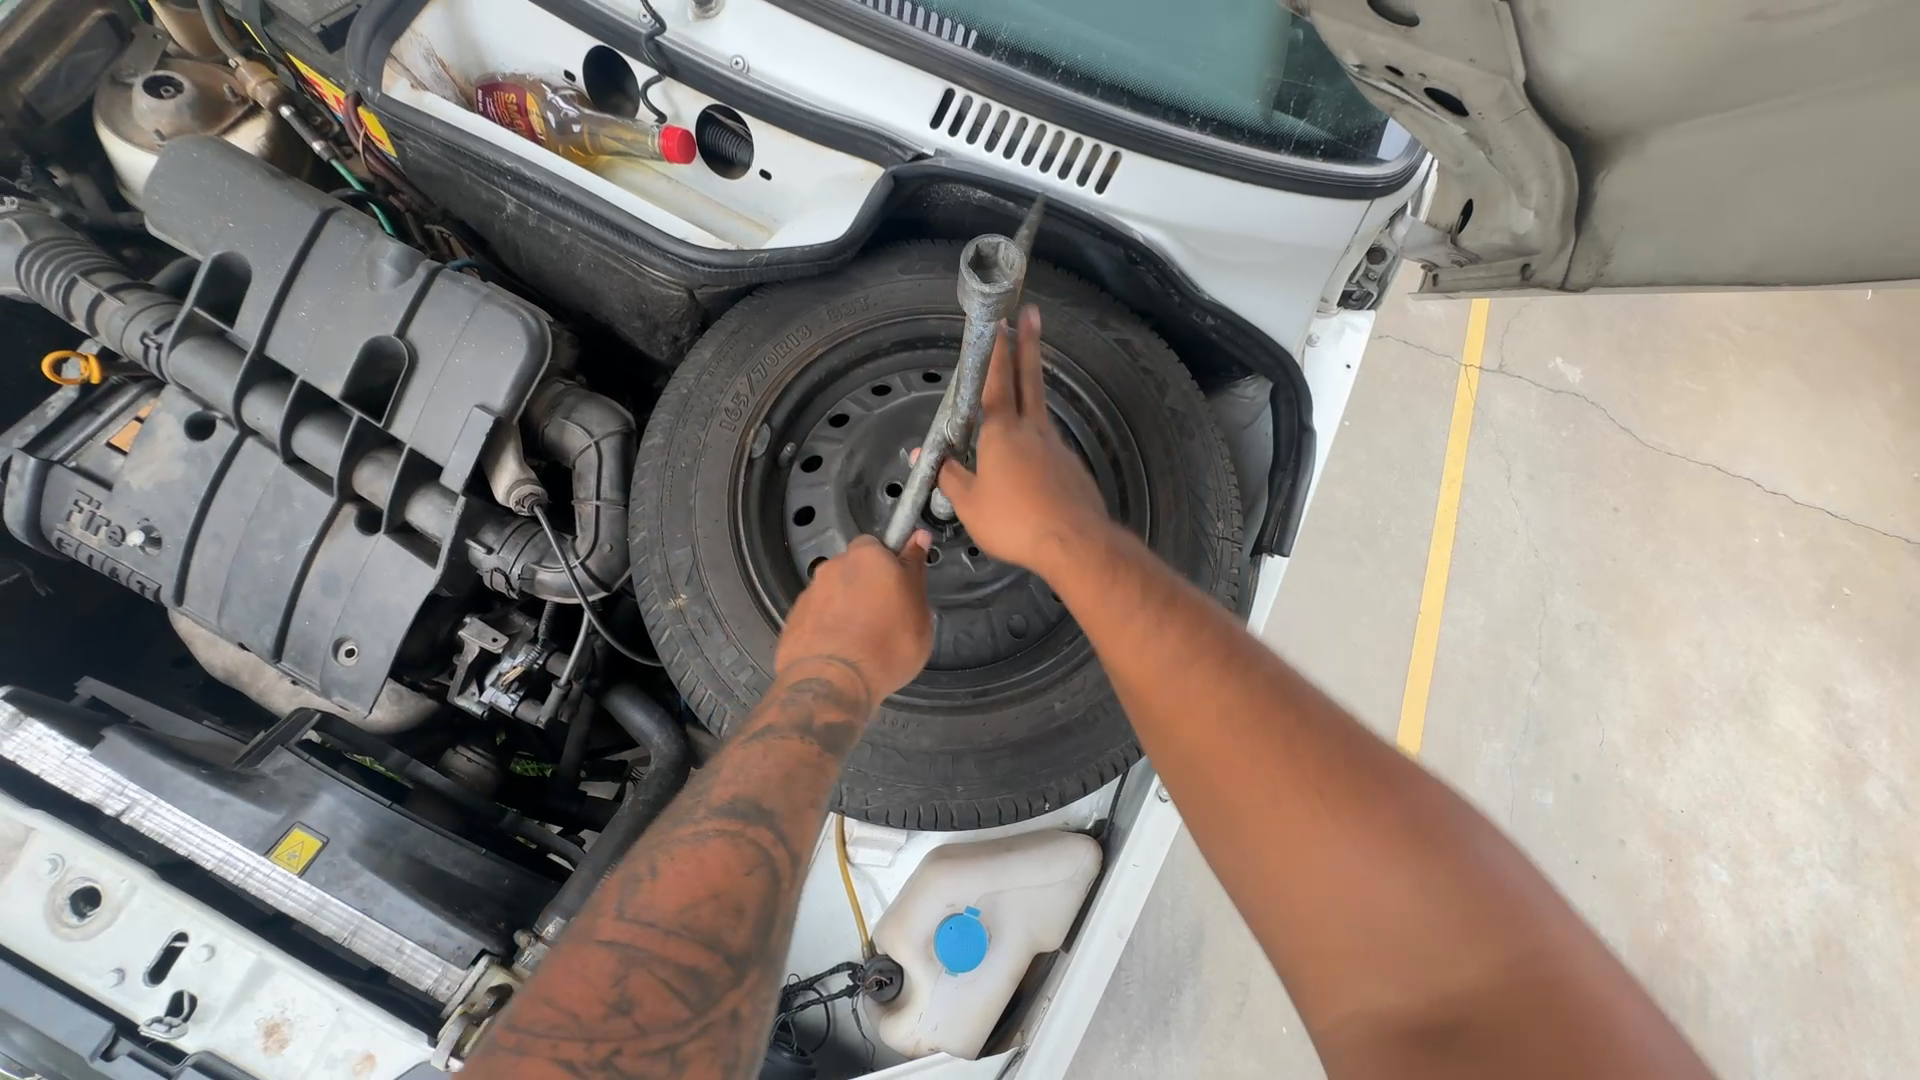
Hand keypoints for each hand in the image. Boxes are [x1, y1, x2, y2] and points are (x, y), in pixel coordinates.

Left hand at [776, 532, 934, 700]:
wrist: (832, 682)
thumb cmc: (887, 644)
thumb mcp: (919, 610)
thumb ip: (915, 571)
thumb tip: (918, 539)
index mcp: (868, 556)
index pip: (881, 545)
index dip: (892, 565)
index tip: (900, 586)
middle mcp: (834, 566)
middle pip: (855, 569)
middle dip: (867, 586)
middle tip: (885, 616)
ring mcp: (810, 593)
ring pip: (834, 593)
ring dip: (846, 608)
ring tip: (861, 641)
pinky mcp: (792, 619)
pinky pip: (817, 617)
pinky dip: (827, 627)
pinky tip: (840, 651)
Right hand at [939, 306, 1112, 576]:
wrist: (1074, 542)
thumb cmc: (1014, 522)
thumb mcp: (969, 504)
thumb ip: (948, 476)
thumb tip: (921, 456)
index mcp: (1002, 433)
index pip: (996, 382)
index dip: (997, 351)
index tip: (1001, 322)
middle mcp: (1032, 430)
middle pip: (1029, 380)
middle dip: (1027, 345)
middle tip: (1032, 314)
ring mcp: (1056, 447)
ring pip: (1040, 410)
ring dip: (1032, 387)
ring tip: (1024, 376)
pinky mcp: (1071, 467)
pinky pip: (1048, 443)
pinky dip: (1037, 437)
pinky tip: (1032, 453)